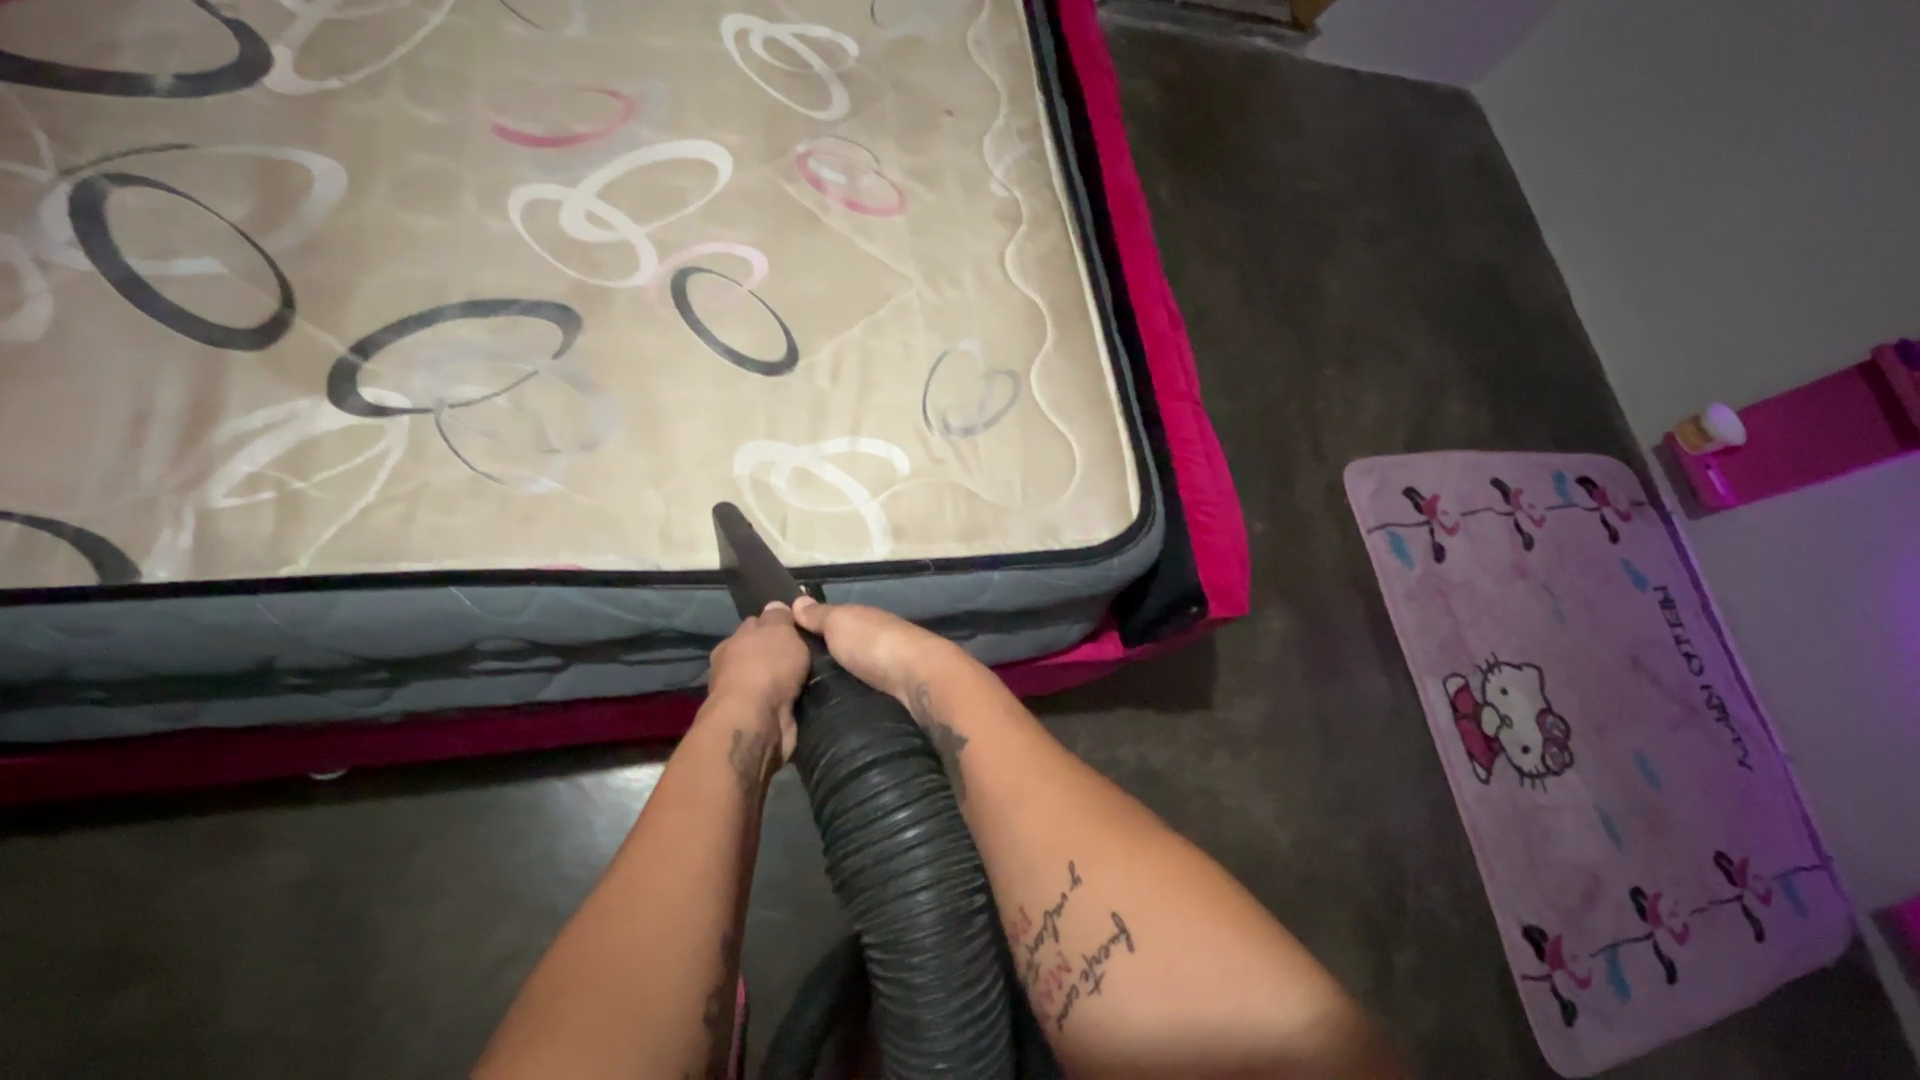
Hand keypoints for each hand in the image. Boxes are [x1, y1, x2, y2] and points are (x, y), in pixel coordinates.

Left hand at [707, 601, 809, 760]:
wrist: (756, 722)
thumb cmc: (765, 667)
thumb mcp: (777, 629)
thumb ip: (778, 617)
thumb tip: (774, 606)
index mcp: (732, 643)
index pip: (755, 626)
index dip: (777, 625)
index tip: (800, 627)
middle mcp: (734, 669)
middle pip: (764, 654)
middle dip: (784, 655)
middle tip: (814, 653)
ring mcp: (745, 698)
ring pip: (773, 681)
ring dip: (790, 681)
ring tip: (820, 678)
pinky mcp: (759, 721)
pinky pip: (781, 705)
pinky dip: (793, 702)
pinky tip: (811, 699)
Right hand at [790, 596, 962, 705]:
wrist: (917, 678)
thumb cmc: (873, 642)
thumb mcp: (839, 622)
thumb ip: (819, 615)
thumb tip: (797, 600)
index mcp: (863, 621)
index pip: (833, 625)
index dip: (810, 633)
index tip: (785, 650)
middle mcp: (875, 643)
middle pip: (842, 653)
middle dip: (822, 665)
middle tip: (789, 683)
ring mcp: (886, 672)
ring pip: (852, 677)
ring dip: (836, 685)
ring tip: (802, 704)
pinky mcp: (891, 697)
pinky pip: (863, 695)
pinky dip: (850, 699)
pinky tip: (831, 712)